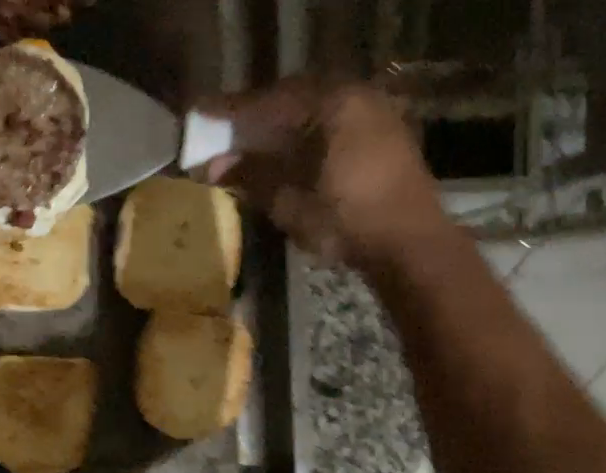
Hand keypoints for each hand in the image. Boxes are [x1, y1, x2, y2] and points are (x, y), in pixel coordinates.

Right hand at [200, 79, 450, 269]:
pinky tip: (286, 157)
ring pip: (314, 113)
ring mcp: (374, 114)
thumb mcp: (287, 201)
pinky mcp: (384, 137)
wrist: (407, 244)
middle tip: (223, 134)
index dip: (230, 113)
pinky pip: (334, 125)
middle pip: (292, 100)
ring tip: (249, 148)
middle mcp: (355, 96)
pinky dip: (305, 137)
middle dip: (255, 118)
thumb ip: (251, 175)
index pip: (268, 101)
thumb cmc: (344, 220)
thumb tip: (214, 166)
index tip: (199, 119)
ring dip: (280, 128)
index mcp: (331, 102)